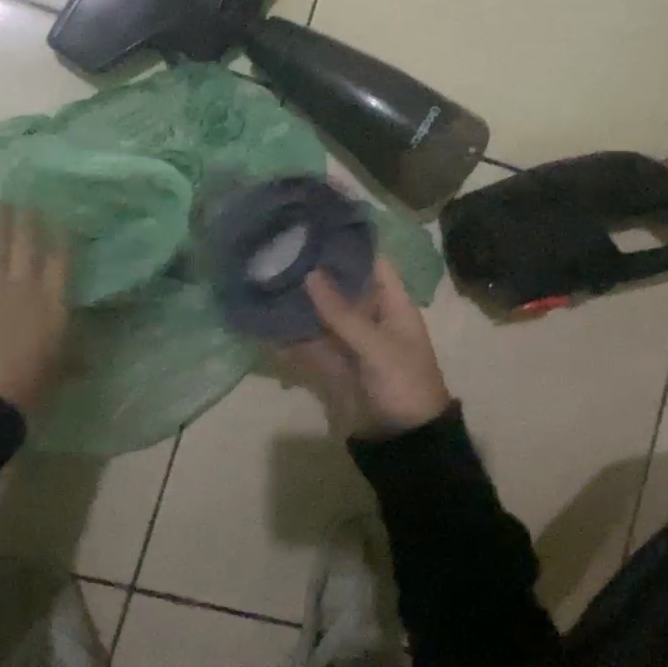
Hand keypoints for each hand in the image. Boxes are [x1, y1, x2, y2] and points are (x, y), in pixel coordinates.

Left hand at [0, 205, 70, 412]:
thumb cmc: (26, 389)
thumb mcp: (57, 370)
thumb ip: (72, 357)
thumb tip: (88, 360)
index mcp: (51, 304)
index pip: (59, 261)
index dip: (59, 238)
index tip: (59, 219)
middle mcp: (22, 286)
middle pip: (26, 244)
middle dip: (27, 220)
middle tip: (26, 200)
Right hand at [280, 259, 451, 438]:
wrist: (405, 443)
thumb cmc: (404, 385)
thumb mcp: (377, 347)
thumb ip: (342, 312)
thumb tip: (310, 272)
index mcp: (392, 303)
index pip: (371, 261)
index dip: (347, 242)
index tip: (315, 224)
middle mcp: (370, 315)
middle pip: (340, 285)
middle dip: (314, 270)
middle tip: (278, 248)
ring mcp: (350, 340)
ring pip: (321, 313)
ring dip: (297, 301)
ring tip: (264, 278)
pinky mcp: (334, 363)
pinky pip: (309, 343)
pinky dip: (289, 336)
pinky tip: (262, 322)